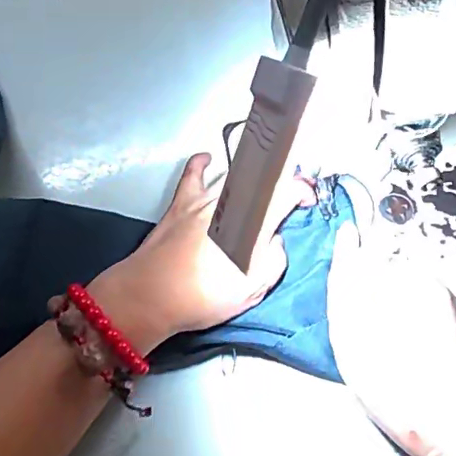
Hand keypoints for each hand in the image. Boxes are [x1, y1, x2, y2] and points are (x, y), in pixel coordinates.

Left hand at [89, 153, 310, 352]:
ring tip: (259, 188)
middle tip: (286, 197)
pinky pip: (193, 174)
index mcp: (253, 221)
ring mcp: (205, 198)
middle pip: (263, 177)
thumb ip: (274, 260)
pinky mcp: (181, 202)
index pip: (287, 191)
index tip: (306, 201)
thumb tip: (273, 240)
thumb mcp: (253, 289)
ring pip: (235, 175)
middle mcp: (231, 201)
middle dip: (281, 182)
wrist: (149, 295)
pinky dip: (201, 163)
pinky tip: (206, 159)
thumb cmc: (202, 296)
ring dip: (253, 177)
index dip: (303, 191)